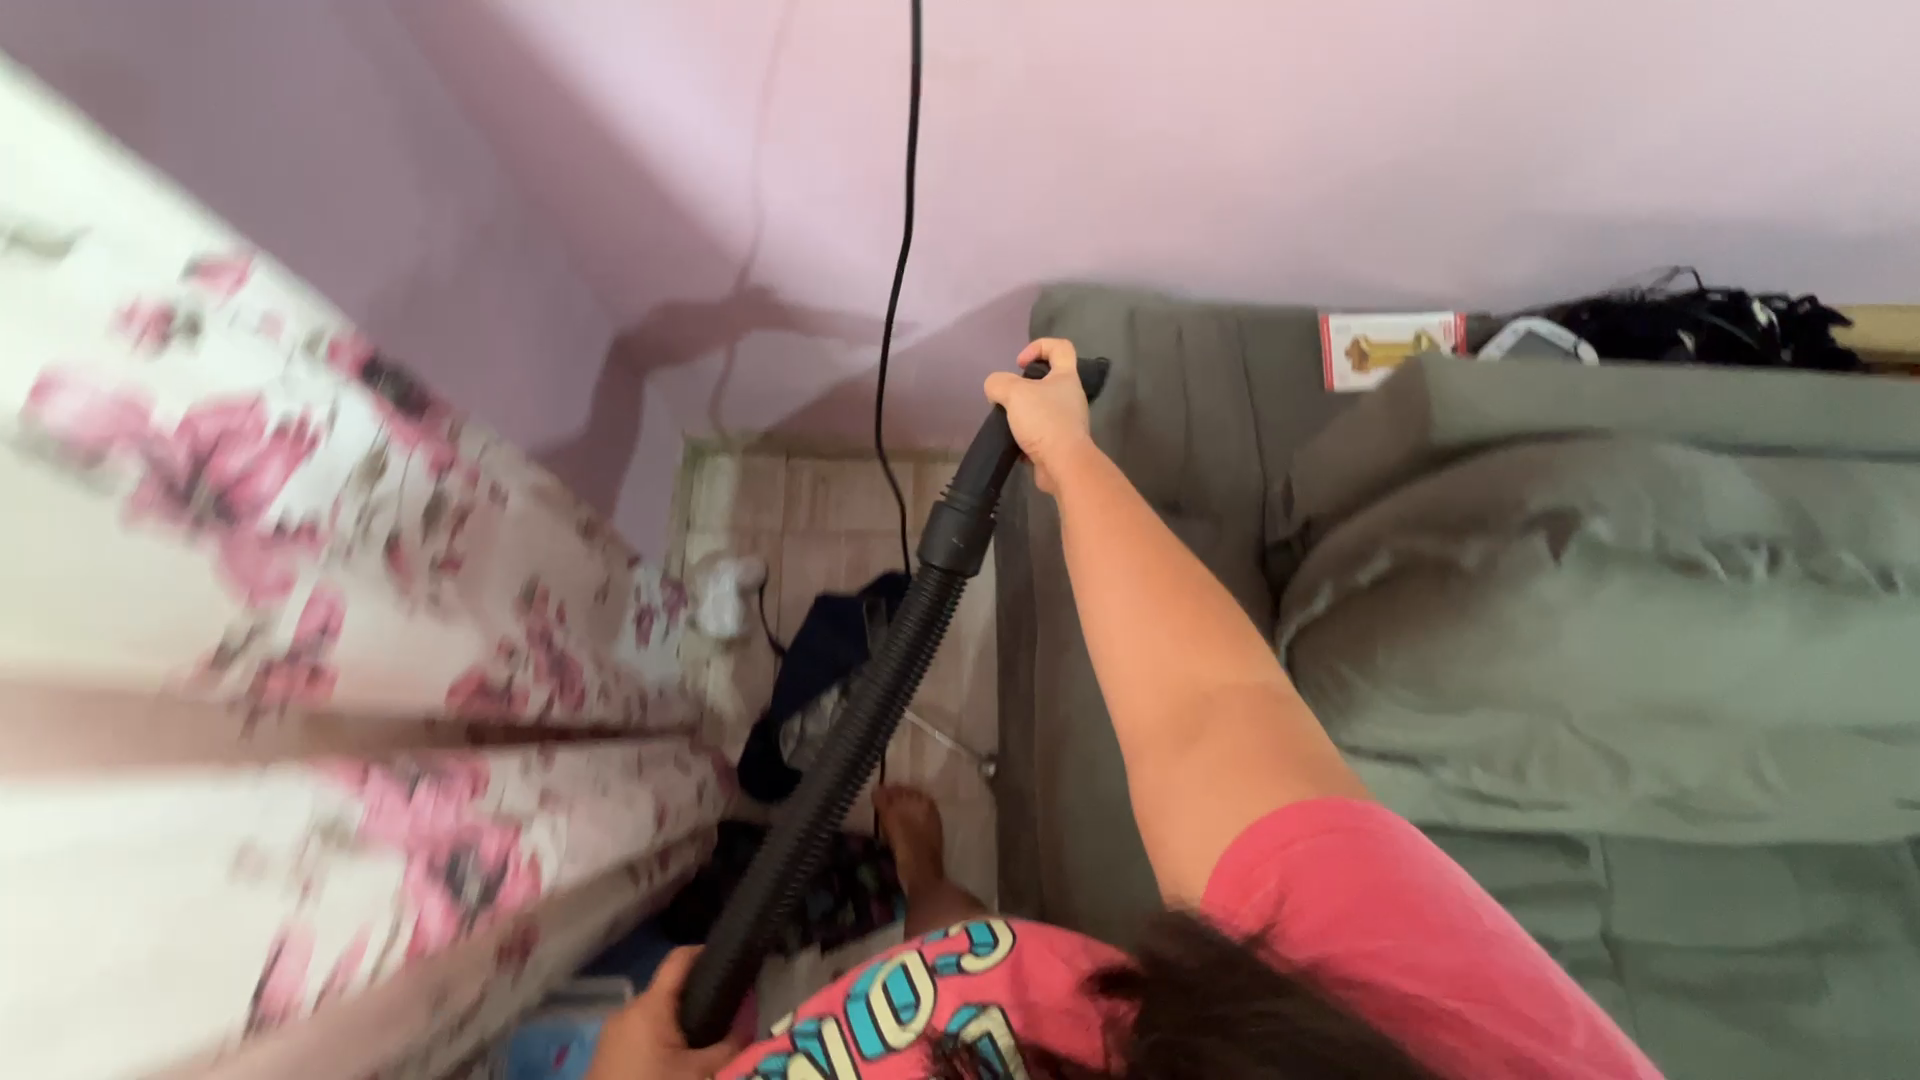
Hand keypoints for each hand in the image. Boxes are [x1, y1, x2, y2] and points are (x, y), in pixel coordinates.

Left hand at [586, 947, 742, 1079]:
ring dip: (678, 1020)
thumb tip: (751, 1014)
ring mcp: (612, 1032)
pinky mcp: (604, 1054)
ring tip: (701, 1041)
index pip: (680, 957)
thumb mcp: (701, 1074)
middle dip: (696, 996)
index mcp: (649, 1006)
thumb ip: (731, 1042)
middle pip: (669, 988)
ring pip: (655, 1011)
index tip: (731, 961)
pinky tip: (672, 1061)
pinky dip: (659, 1036)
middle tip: (724, 1013)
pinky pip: (639, 1031)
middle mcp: (627, 1010)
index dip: (706, 952)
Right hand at [983, 338, 1094, 494]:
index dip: (1038, 346)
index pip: (1060, 347)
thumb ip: (998, 383)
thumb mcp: (1014, 393)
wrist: (1063, 464)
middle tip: (1009, 396)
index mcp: (1066, 377)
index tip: (1019, 363)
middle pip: (1048, 380)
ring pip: (1042, 408)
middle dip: (1024, 386)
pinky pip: (1040, 432)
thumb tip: (994, 390)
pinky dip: (1026, 435)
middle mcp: (1071, 396)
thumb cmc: (1044, 421)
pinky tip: (1015, 442)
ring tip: (1008, 421)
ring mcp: (1068, 421)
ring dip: (1023, 412)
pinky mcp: (1061, 442)